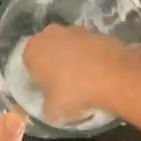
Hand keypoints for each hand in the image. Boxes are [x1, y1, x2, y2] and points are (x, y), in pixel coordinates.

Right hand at [23, 24, 140, 125]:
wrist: (112, 75)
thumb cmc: (74, 92)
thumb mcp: (53, 112)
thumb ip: (46, 107)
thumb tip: (49, 107)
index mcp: (32, 50)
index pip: (29, 63)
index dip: (38, 78)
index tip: (48, 90)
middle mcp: (50, 34)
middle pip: (49, 50)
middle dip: (55, 64)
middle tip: (65, 85)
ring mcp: (74, 29)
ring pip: (69, 46)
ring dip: (74, 59)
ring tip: (86, 81)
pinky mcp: (95, 31)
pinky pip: (88, 46)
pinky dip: (91, 57)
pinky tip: (99, 73)